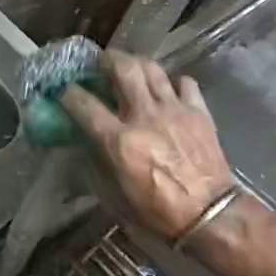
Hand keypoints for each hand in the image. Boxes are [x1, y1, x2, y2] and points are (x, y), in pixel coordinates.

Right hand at [59, 51, 234, 238]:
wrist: (212, 216)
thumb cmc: (159, 212)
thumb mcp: (116, 195)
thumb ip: (98, 164)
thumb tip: (86, 146)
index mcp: (119, 140)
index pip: (84, 104)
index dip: (69, 93)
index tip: (64, 91)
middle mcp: (144, 116)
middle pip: (123, 69)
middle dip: (107, 59)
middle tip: (101, 63)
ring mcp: (174, 110)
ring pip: (153, 69)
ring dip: (138, 64)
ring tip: (131, 68)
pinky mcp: (199, 112)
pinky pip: (185, 83)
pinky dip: (174, 83)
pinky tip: (169, 91)